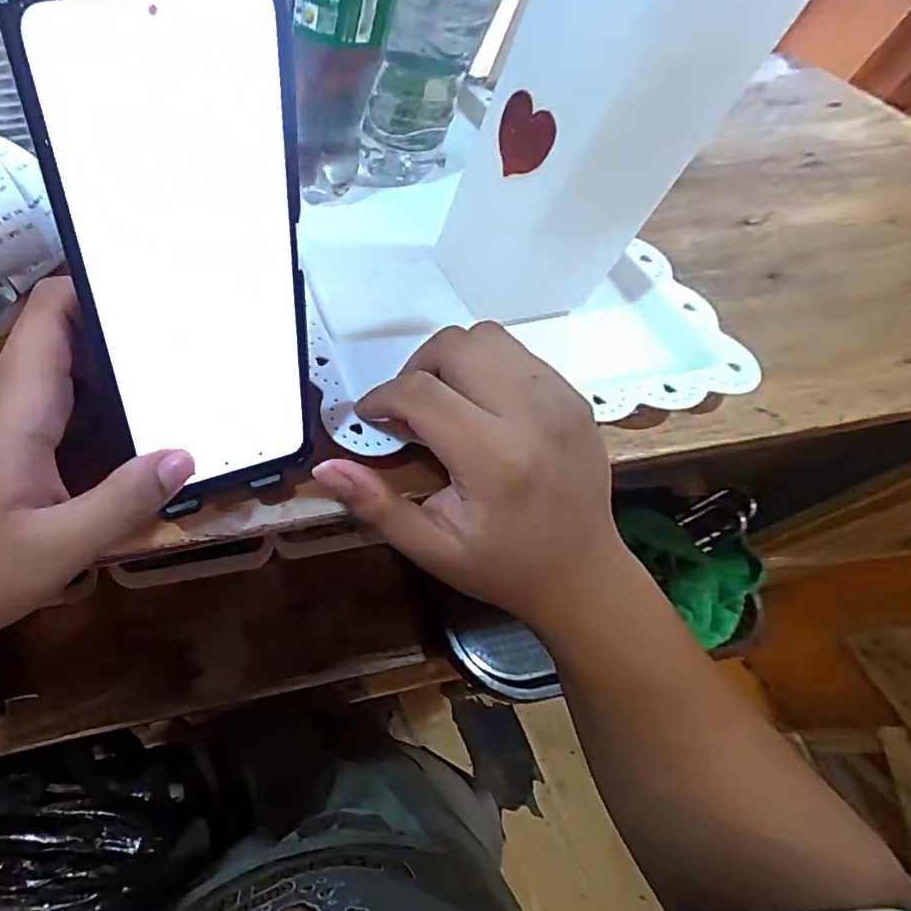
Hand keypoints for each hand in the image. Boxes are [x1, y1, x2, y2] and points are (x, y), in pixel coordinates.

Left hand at [0, 277, 193, 665]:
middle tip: (183, 337)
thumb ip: (123, 502)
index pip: (51, 310)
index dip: (96, 284)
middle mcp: (2, 401)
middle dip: (119, 329)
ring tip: (168, 376)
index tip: (153, 288)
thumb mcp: (56, 548)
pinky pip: (48, 408)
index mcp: (16, 405)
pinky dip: (90, 407)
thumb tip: (183, 456)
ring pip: (55, 373)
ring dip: (107, 370)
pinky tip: (123, 432)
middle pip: (60, 335)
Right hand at [311, 322, 632, 630]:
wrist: (583, 574)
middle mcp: (533, 416)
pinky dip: (484, 367)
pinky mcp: (574, 397)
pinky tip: (478, 407)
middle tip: (406, 409)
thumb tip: (327, 468)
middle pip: (455, 346)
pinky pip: (516, 353)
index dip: (382, 398)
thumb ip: (376, 505)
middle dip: (415, 369)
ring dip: (450, 361)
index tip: (371, 417)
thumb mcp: (431, 548)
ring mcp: (560, 400)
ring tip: (441, 402)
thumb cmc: (503, 567)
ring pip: (487, 337)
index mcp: (495, 459)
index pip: (421, 392)